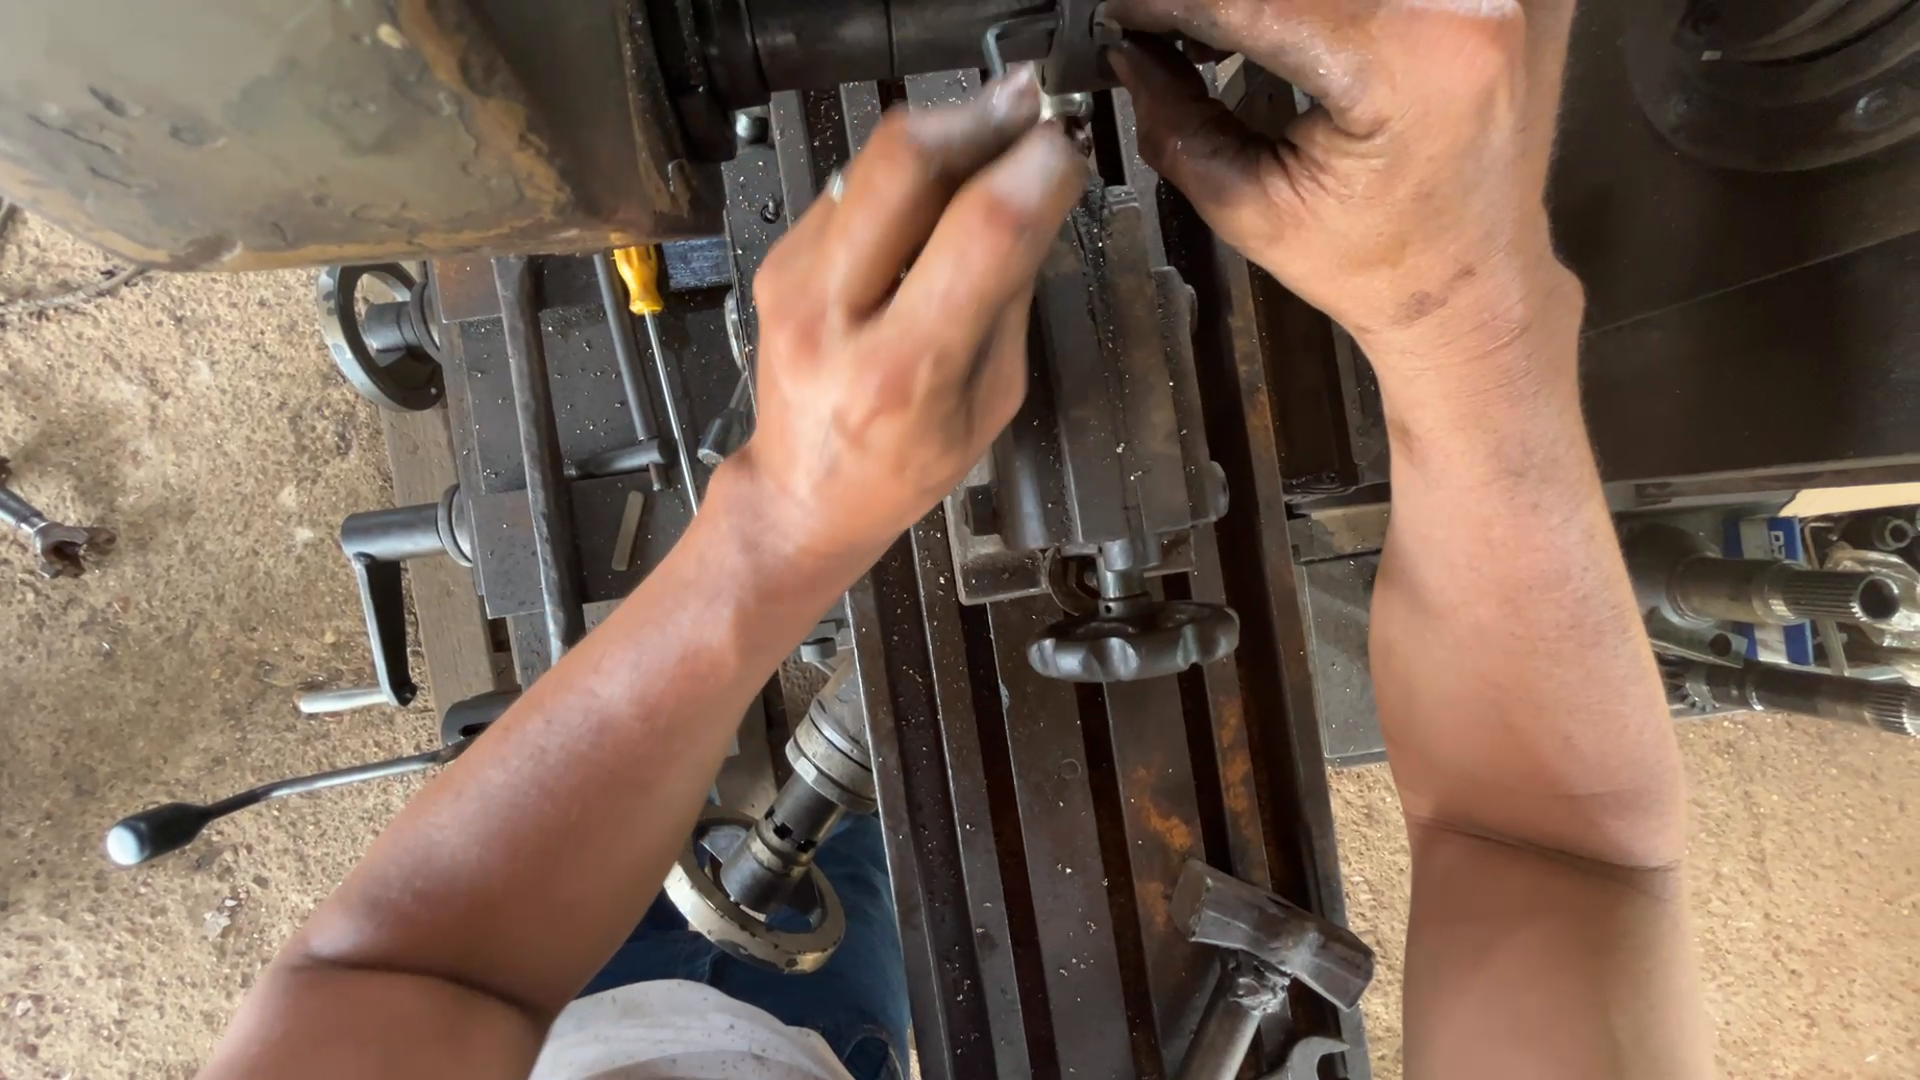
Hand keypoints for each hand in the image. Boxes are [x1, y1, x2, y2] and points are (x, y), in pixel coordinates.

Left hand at [722, 67, 1086, 564]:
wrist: (804, 493)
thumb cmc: (903, 470)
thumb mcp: (989, 405)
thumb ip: (1008, 302)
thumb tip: (1034, 203)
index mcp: (908, 371)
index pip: (984, 232)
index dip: (1037, 170)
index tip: (1066, 151)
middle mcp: (837, 317)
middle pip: (905, 163)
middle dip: (980, 118)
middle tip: (1028, 107)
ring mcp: (795, 283)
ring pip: (871, 160)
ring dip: (943, 134)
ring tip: (990, 140)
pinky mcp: (777, 263)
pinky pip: (850, 189)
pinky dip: (902, 177)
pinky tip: (931, 196)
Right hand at [1108, 0, 1580, 370]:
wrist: (1466, 282)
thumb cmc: (1363, 266)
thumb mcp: (1250, 210)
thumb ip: (1181, 128)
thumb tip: (1130, 56)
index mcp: (1409, 60)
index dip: (1176, 2)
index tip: (1124, 11)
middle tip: (1168, 21)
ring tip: (1219, 24)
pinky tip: (1293, 18)